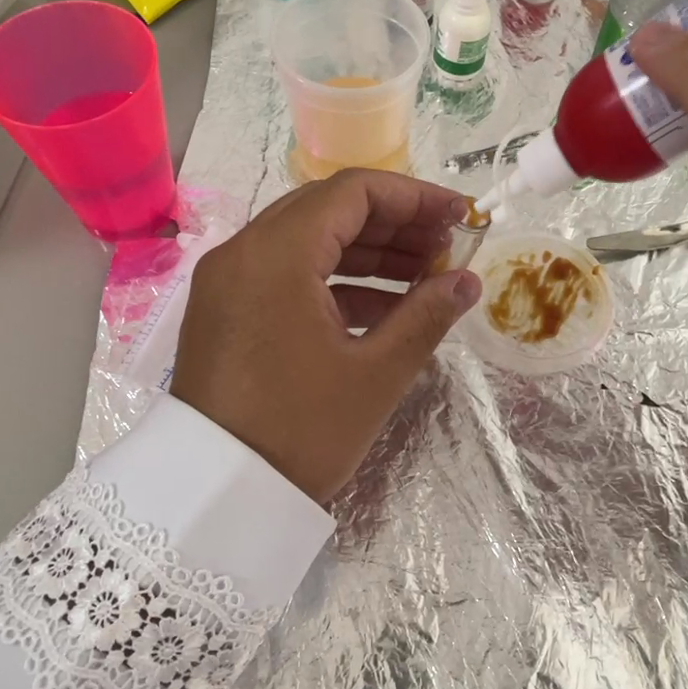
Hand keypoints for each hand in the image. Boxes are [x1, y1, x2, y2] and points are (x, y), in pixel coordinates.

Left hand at [170, 169, 481, 501]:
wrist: (219, 496)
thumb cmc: (300, 432)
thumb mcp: (375, 374)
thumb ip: (426, 315)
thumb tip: (468, 280)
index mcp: (276, 254)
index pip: (353, 191)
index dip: (415, 197)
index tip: (460, 217)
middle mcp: (243, 252)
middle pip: (328, 211)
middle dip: (394, 225)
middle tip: (446, 249)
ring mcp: (227, 282)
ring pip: (306, 243)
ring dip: (367, 254)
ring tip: (425, 278)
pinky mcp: (224, 312)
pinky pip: (285, 276)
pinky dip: (333, 283)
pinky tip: (382, 309)